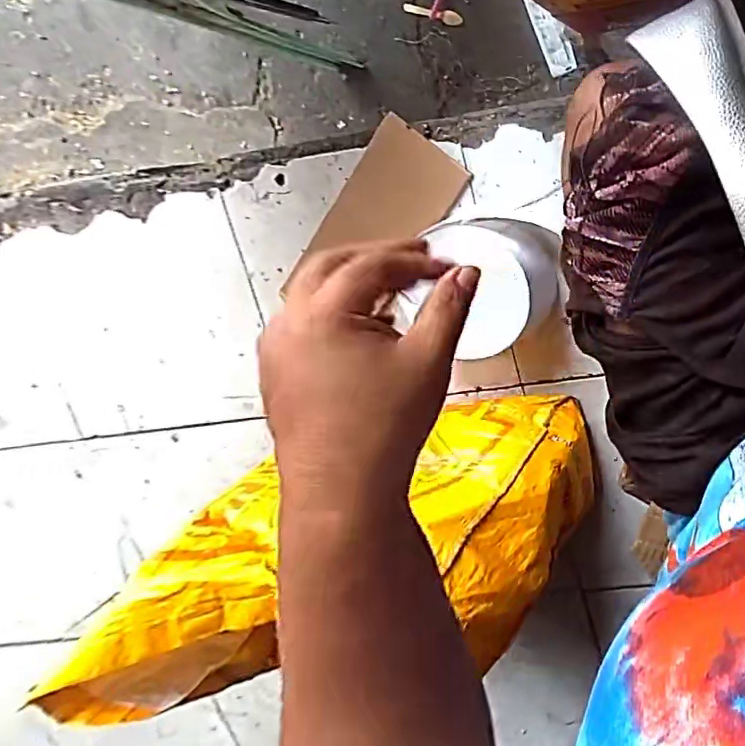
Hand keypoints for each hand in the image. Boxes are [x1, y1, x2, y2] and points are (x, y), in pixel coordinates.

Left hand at [259, 239, 477, 486]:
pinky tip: (370, 326)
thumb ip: (450, 308)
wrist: (343, 489)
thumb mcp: (429, 359)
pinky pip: (307, 320)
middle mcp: (288, 323)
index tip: (449, 267)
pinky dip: (340, 308)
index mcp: (321, 314)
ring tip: (397, 289)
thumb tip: (467, 274)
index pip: (372, 265)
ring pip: (314, 291)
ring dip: (356, 280)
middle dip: (379, 257)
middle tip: (419, 258)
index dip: (416, 261)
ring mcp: (277, 348)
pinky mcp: (279, 371)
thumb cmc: (384, 427)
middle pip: (332, 265)